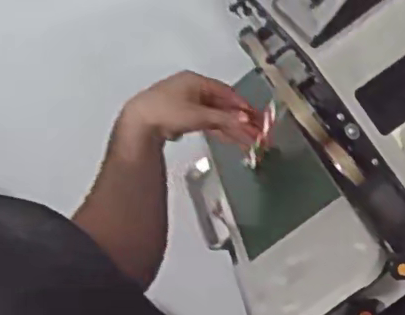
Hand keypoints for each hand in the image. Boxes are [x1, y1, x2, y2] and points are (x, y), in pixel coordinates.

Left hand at [118, 71, 259, 147]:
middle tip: (259, 134)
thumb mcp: (201, 115)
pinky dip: (225, 132)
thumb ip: (225, 119)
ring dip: (236, 129)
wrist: (144, 122)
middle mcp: (196, 90)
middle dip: (242, 120)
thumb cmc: (171, 112)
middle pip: (225, 106)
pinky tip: (236, 141)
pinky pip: (212, 123)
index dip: (243, 106)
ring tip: (251, 142)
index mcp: (197, 82)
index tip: (258, 119)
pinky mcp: (189, 117)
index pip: (227, 93)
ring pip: (220, 116)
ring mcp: (192, 103)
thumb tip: (248, 121)